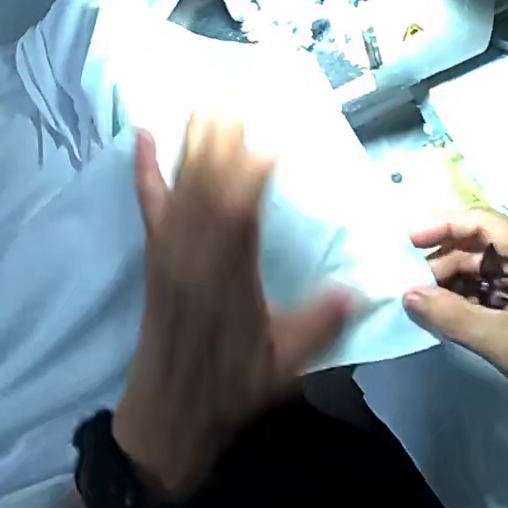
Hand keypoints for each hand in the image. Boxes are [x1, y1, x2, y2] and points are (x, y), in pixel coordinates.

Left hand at [114, 118, 350, 498]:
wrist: (167, 416)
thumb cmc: (231, 386)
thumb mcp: (285, 361)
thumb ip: (322, 321)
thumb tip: (364, 289)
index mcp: (231, 274)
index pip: (242, 208)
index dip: (255, 167)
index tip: (274, 132)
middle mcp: (197, 251)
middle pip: (210, 182)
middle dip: (225, 135)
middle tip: (239, 92)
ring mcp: (171, 248)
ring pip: (184, 183)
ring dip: (195, 140)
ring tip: (207, 99)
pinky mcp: (155, 252)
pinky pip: (150, 202)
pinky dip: (146, 168)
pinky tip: (144, 135)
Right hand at [401, 210, 507, 445]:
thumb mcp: (507, 345)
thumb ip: (454, 316)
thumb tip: (407, 295)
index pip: (487, 224)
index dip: (445, 226)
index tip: (408, 240)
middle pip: (483, 243)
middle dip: (446, 258)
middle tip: (410, 278)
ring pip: (484, 266)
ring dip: (453, 279)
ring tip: (420, 295)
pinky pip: (492, 287)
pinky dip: (467, 296)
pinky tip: (443, 308)